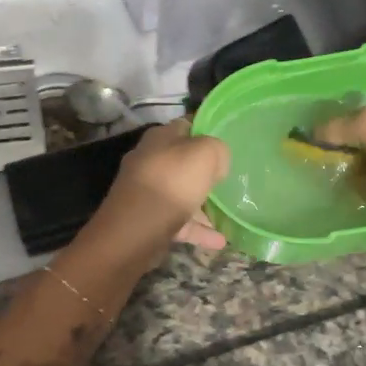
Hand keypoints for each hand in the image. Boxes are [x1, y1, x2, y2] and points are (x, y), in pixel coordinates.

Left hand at [90, 119, 229, 250]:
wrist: (136, 229)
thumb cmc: (172, 182)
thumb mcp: (206, 153)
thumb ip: (217, 150)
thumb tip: (217, 162)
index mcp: (159, 138)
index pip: (186, 126)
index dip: (207, 131)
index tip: (227, 142)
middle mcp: (149, 161)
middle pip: (183, 162)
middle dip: (205, 171)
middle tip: (229, 178)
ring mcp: (147, 192)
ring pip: (181, 194)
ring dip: (204, 205)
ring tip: (229, 212)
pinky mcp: (148, 220)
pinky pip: (179, 222)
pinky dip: (198, 230)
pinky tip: (220, 240)